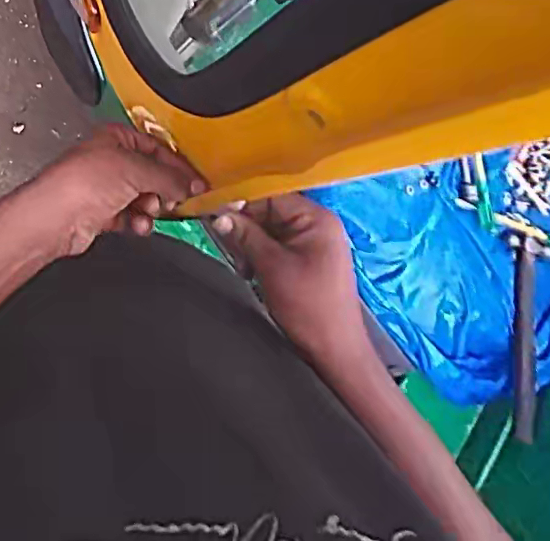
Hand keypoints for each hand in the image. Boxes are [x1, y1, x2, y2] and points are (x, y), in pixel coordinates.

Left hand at [11, 126, 207, 256]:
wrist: (56, 217)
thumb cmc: (80, 182)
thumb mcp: (136, 170)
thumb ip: (168, 177)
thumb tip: (189, 184)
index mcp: (115, 137)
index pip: (156, 147)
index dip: (177, 164)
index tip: (195, 181)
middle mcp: (108, 159)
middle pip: (150, 173)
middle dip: (163, 188)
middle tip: (175, 198)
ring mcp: (103, 186)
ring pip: (141, 197)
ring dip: (150, 208)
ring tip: (149, 210)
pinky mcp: (100, 212)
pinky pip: (130, 216)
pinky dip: (137, 221)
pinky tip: (138, 224)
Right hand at [213, 194, 366, 362]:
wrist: (335, 354)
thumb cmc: (308, 307)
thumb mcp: (271, 266)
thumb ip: (244, 234)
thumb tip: (218, 213)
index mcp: (316, 218)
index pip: (270, 194)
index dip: (241, 201)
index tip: (214, 209)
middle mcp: (316, 223)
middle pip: (268, 210)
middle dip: (244, 226)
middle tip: (228, 245)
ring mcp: (312, 242)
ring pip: (267, 229)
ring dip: (249, 243)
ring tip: (243, 265)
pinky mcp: (305, 259)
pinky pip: (274, 244)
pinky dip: (258, 254)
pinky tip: (250, 271)